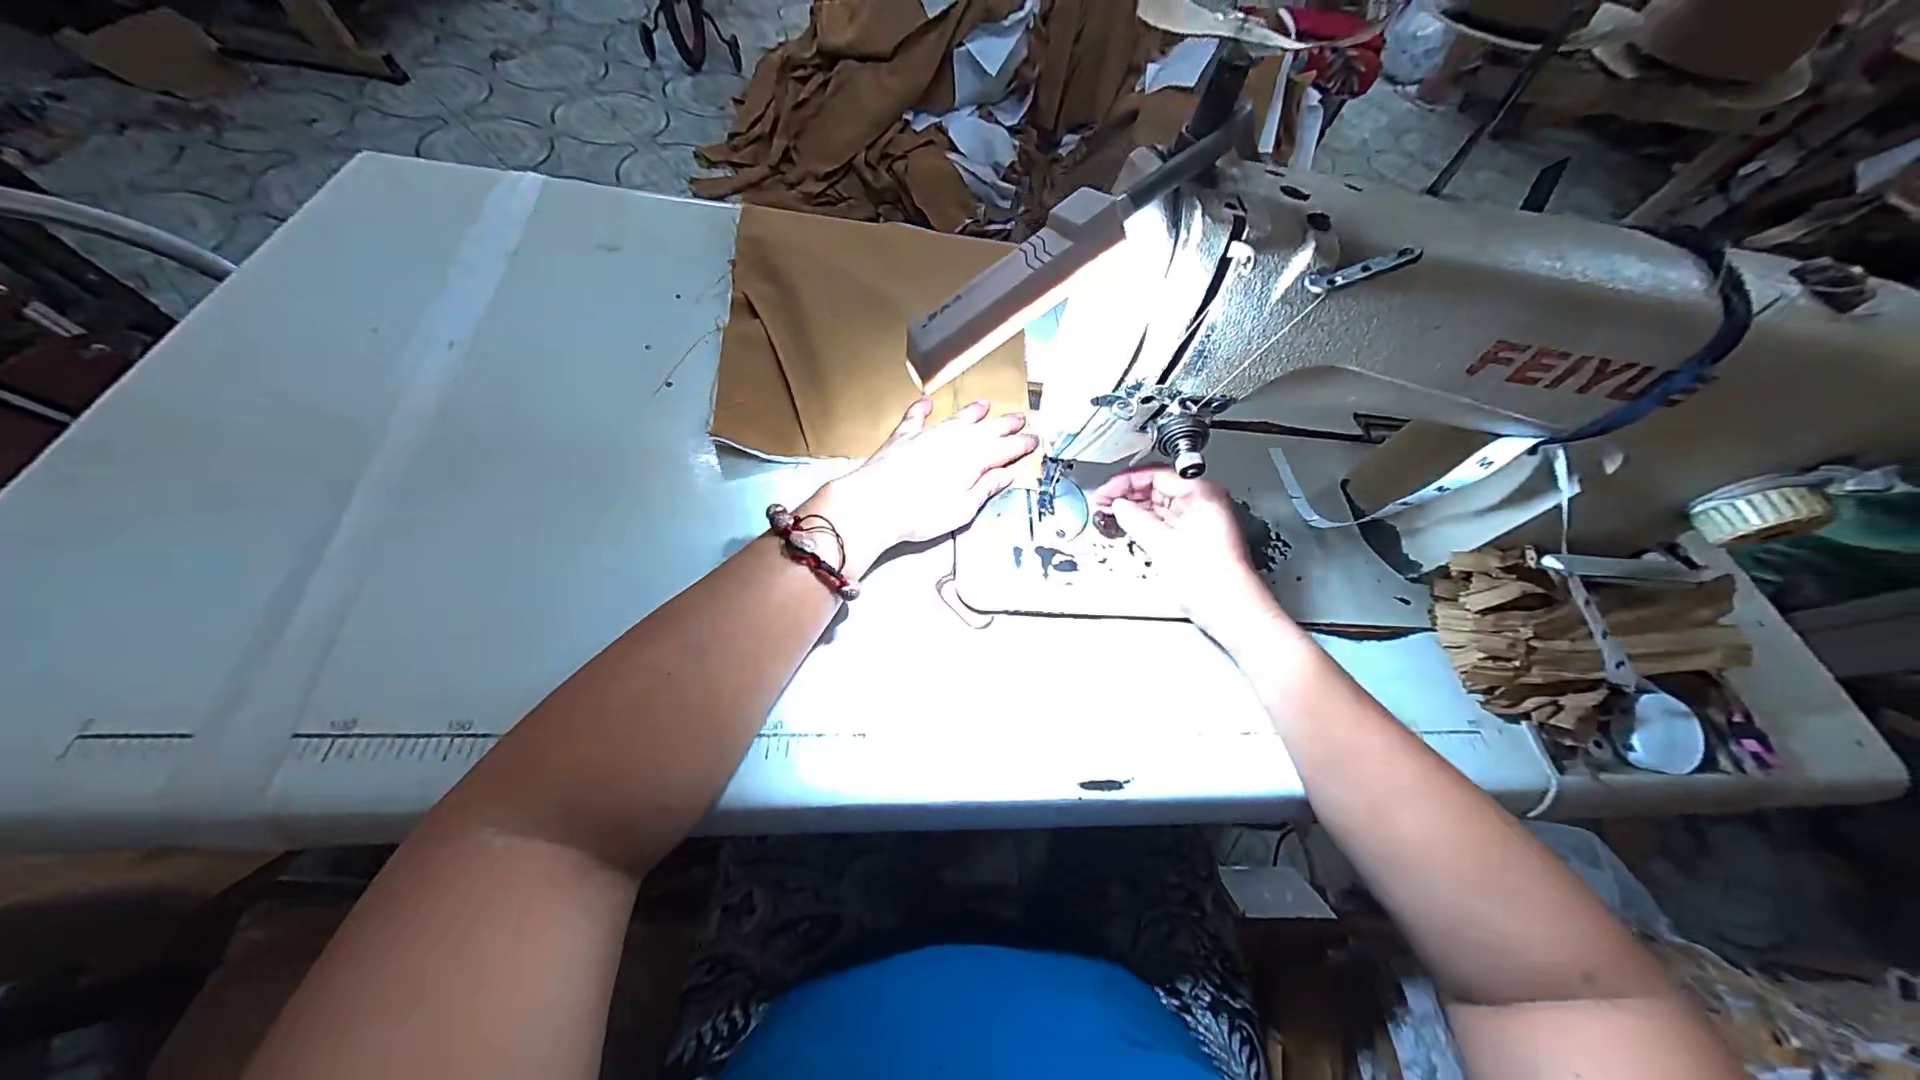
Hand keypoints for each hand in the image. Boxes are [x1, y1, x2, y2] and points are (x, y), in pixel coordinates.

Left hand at [801, 399, 1037, 575]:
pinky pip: (916, 417)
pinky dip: (923, 409)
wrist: (874, 503)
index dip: (1022, 445)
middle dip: (1006, 424)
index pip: (1006, 449)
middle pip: (987, 429)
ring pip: (957, 418)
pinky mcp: (903, 437)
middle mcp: (954, 440)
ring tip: (985, 405)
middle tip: (1020, 419)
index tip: (1034, 441)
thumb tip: (1003, 476)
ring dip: (972, 412)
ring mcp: (928, 434)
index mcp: (974, 458)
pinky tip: (927, 402)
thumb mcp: (962, 509)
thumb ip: (984, 489)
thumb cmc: (918, 513)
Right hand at [1089, 467, 1288, 642]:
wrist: (1231, 608)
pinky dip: (1145, 521)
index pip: (1156, 474)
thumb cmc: (1214, 579)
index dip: (1126, 481)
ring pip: (1160, 504)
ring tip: (1110, 513)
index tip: (1106, 491)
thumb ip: (1135, 519)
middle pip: (1158, 486)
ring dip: (1134, 508)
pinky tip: (1129, 526)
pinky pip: (1165, 520)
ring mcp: (1201, 520)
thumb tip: (1118, 506)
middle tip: (1103, 501)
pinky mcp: (1196, 537)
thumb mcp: (1162, 544)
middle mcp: (1205, 502)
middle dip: (1127, 494)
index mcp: (1202, 494)